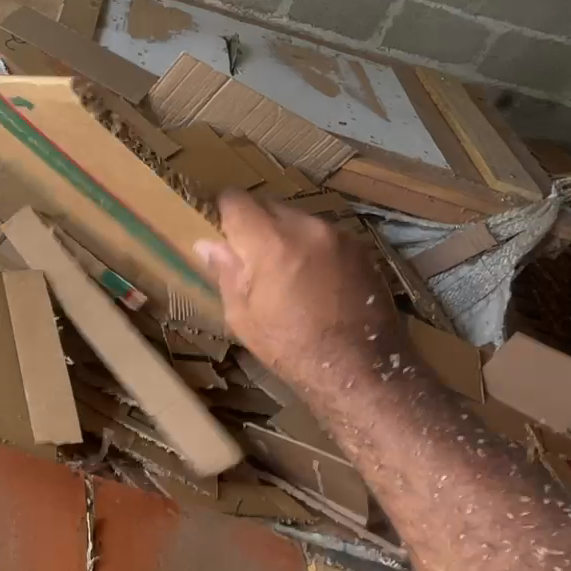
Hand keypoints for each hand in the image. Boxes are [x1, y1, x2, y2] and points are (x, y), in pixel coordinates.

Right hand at [194, 190, 400, 397]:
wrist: (361, 370)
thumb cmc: (290, 348)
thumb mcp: (242, 315)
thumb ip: (226, 272)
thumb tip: (208, 244)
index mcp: (271, 243)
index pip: (236, 200)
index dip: (223, 212)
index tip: (220, 232)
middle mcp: (307, 228)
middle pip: (268, 206)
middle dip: (254, 226)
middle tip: (251, 261)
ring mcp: (339, 236)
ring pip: (297, 220)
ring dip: (285, 237)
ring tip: (286, 275)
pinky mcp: (362, 248)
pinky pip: (323, 235)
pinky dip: (312, 248)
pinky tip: (314, 282)